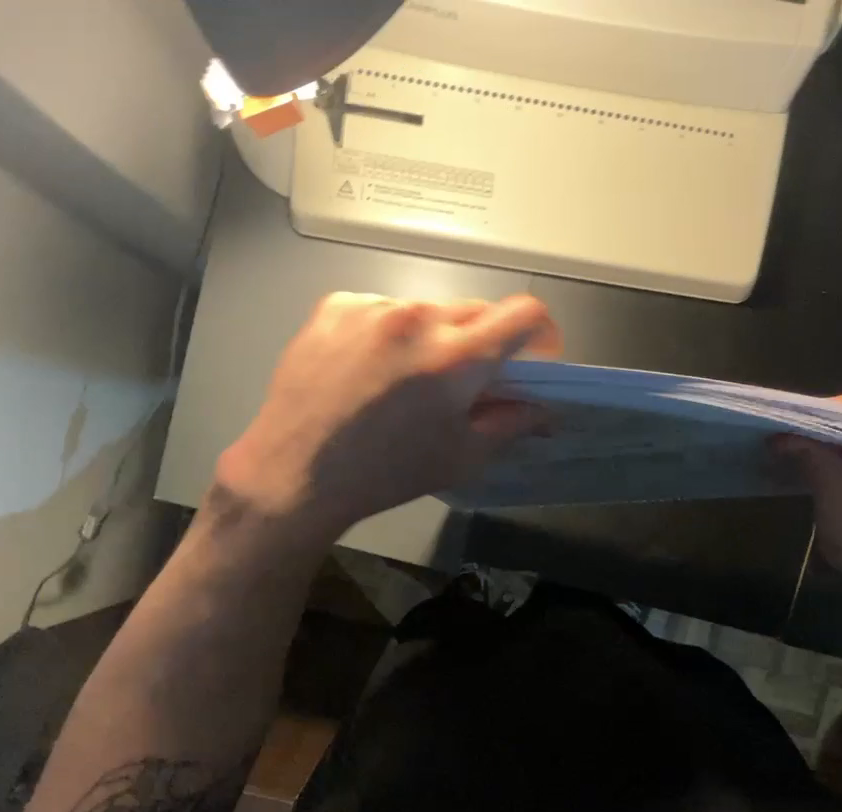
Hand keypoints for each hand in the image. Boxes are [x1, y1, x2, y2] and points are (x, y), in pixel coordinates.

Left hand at [215, 292, 560, 541]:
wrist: (296, 473)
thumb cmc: (386, 473)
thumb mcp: (461, 458)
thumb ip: (512, 423)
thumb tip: (545, 409)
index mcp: (456, 357)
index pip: (525, 313)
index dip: (540, 334)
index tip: (531, 360)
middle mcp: (417, 318)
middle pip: (476, 311)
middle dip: (482, 343)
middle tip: (464, 383)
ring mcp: (372, 307)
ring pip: (427, 311)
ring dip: (432, 337)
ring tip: (405, 380)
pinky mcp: (335, 306)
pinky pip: (382, 309)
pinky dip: (389, 333)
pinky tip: (368, 369)